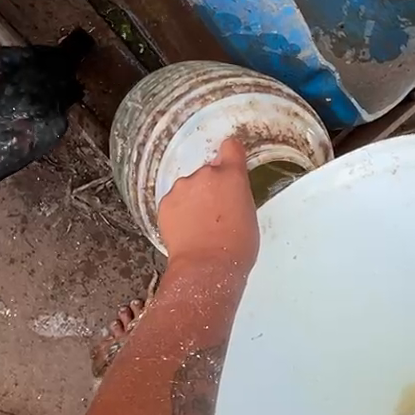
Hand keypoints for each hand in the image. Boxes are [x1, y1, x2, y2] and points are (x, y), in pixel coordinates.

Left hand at [157, 138, 258, 278]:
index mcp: (232, 176)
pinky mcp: (165, 203)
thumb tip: (228, 192)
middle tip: (216, 212)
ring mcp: (182, 187)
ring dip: (193, 199)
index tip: (230, 161)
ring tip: (199, 226)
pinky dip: (178, 212)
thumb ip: (237, 194)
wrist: (206, 267)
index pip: (231, 147)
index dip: (231, 154)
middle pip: (208, 172)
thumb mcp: (248, 215)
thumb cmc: (236, 247)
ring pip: (189, 187)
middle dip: (211, 187)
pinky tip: (186, 231)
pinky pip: (174, 202)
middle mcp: (205, 175)